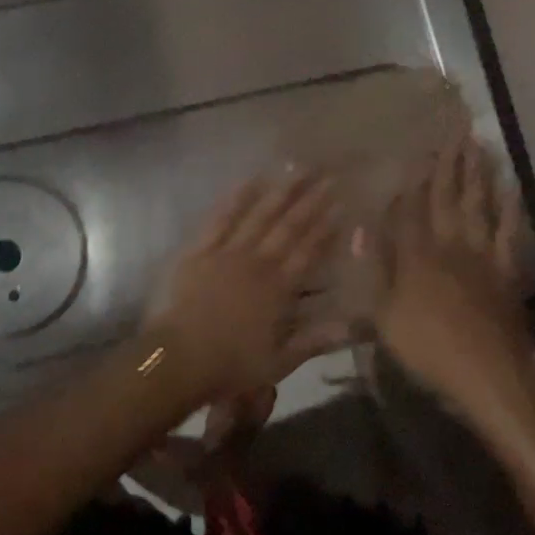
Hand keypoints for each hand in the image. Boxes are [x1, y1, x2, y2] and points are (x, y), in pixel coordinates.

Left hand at [150, 172, 350, 397]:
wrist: (179, 358)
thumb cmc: (231, 365)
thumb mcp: (279, 362)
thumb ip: (316, 340)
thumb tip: (355, 325)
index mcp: (279, 289)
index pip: (308, 252)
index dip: (326, 228)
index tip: (342, 204)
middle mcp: (257, 263)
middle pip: (288, 227)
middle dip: (310, 201)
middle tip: (328, 175)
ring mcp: (227, 253)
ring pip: (258, 215)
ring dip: (280, 191)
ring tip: (297, 168)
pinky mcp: (199, 250)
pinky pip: (220, 219)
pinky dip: (235, 198)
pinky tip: (249, 180)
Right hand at [371, 135, 534, 401]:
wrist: (488, 374)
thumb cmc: (428, 348)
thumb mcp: (383, 314)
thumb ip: (374, 268)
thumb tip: (359, 227)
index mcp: (415, 255)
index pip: (410, 208)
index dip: (411, 179)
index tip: (415, 149)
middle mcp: (449, 245)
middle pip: (447, 197)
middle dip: (449, 163)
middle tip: (455, 130)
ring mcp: (481, 255)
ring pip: (478, 205)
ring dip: (478, 174)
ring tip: (479, 145)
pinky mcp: (506, 270)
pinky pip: (508, 231)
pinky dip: (510, 207)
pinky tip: (510, 187)